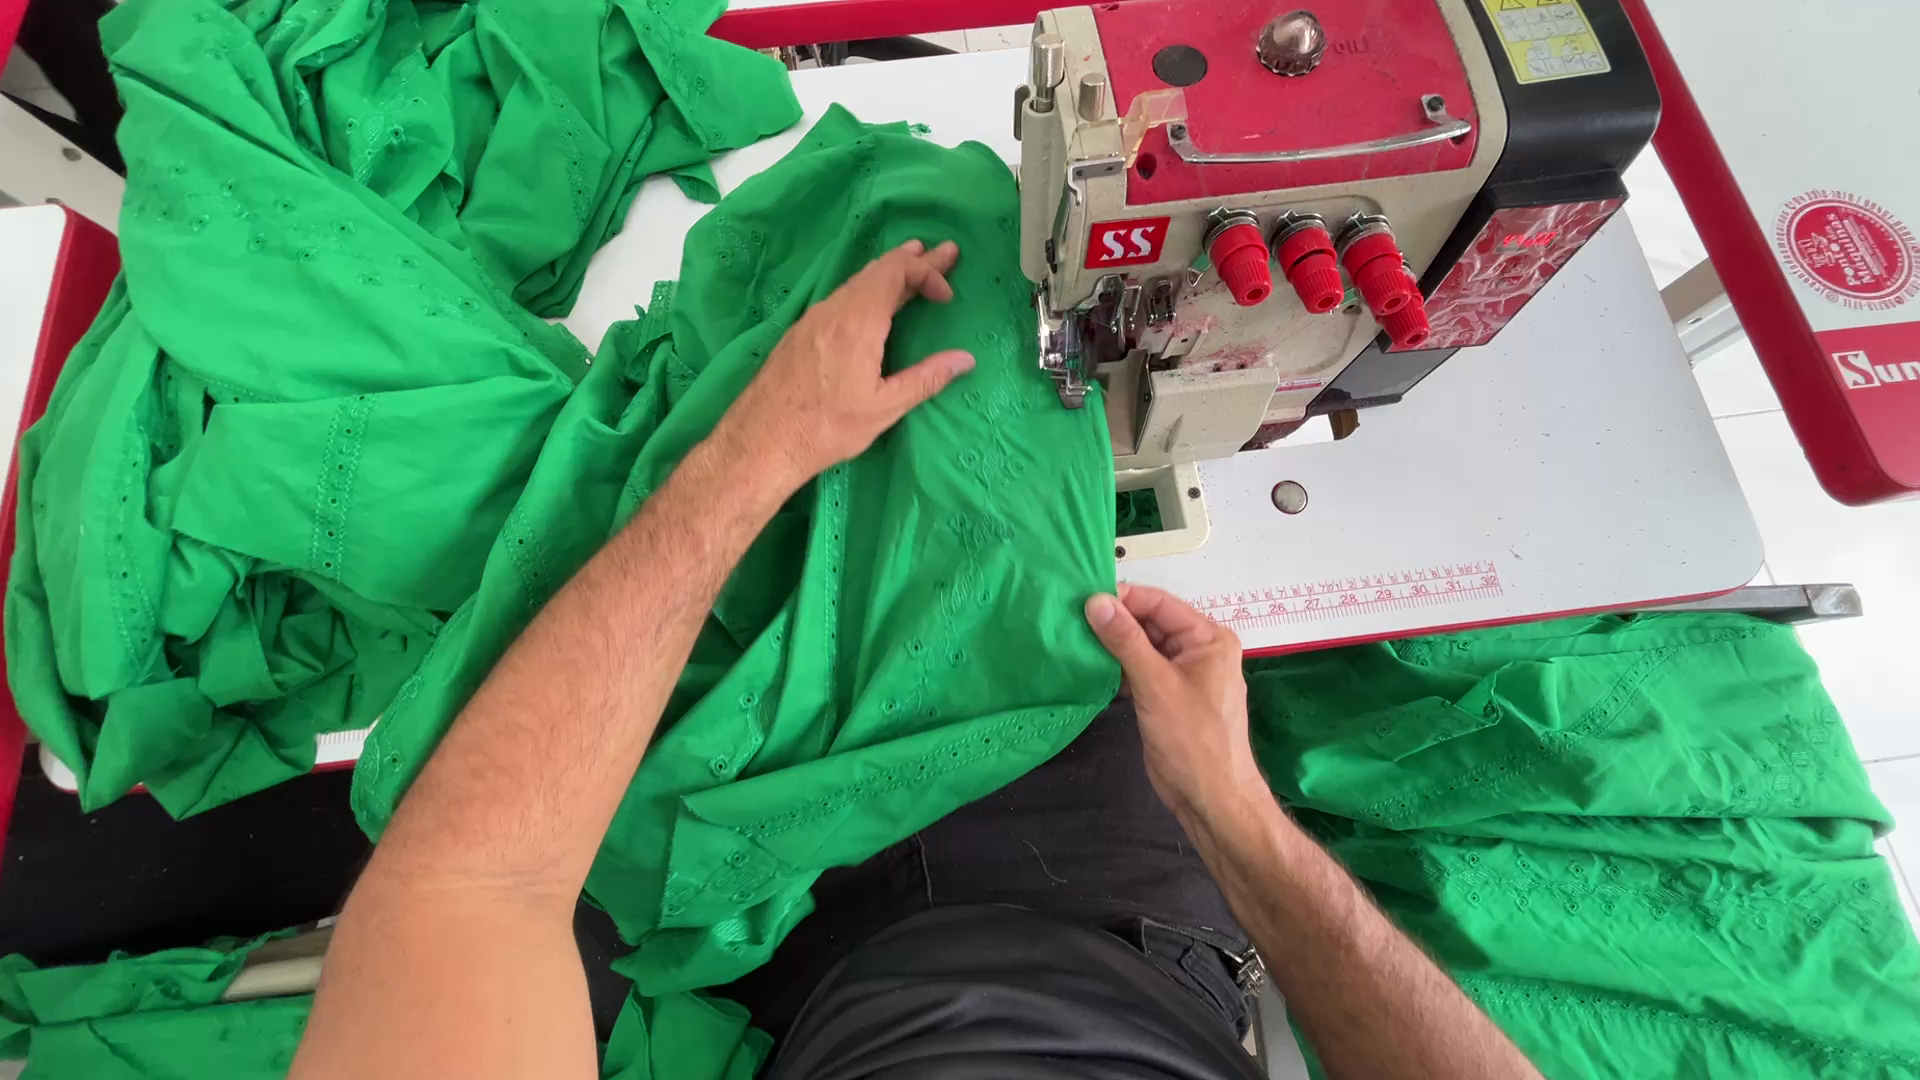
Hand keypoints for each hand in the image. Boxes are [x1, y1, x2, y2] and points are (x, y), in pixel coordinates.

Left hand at [715, 239, 975, 490]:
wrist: (762, 440)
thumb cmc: (827, 428)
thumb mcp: (884, 408)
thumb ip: (926, 379)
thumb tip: (965, 359)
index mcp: (858, 322)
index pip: (896, 272)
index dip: (927, 272)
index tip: (947, 296)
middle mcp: (834, 310)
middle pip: (878, 270)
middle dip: (915, 261)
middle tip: (945, 252)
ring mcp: (813, 319)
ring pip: (857, 282)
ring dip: (890, 273)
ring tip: (913, 263)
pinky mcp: (801, 333)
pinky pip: (841, 297)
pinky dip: (868, 289)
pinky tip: (872, 299)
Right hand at [1084, 584, 1265, 818]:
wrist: (1209, 799)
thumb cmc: (1192, 739)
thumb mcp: (1156, 684)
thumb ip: (1125, 640)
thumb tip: (1095, 601)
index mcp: (1207, 638)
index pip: (1159, 603)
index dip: (1123, 597)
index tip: (1082, 598)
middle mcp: (1196, 649)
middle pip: (1149, 622)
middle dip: (1114, 620)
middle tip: (1070, 617)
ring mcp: (1180, 673)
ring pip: (1140, 646)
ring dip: (1111, 643)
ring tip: (1072, 637)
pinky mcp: (1164, 695)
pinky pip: (1137, 668)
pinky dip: (1115, 666)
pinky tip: (1087, 665)